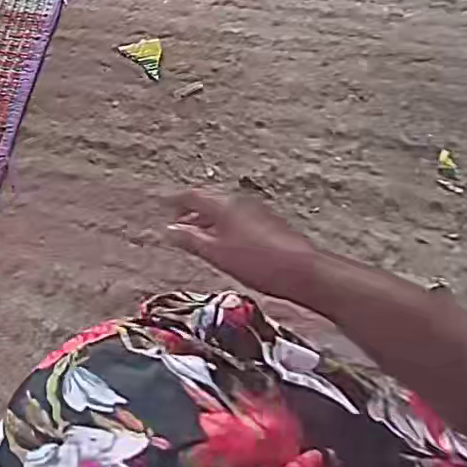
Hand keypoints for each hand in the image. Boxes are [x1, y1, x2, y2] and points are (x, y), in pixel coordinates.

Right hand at [165, 190, 331, 305]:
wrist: (301, 271)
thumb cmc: (258, 262)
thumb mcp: (215, 253)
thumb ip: (190, 239)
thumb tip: (169, 230)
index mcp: (223, 204)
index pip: (191, 195)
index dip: (175, 202)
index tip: (165, 207)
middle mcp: (239, 201)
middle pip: (208, 200)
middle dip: (191, 212)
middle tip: (178, 224)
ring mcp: (255, 211)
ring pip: (224, 210)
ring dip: (208, 220)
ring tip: (198, 237)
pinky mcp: (267, 223)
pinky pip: (237, 218)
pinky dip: (224, 226)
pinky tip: (225, 244)